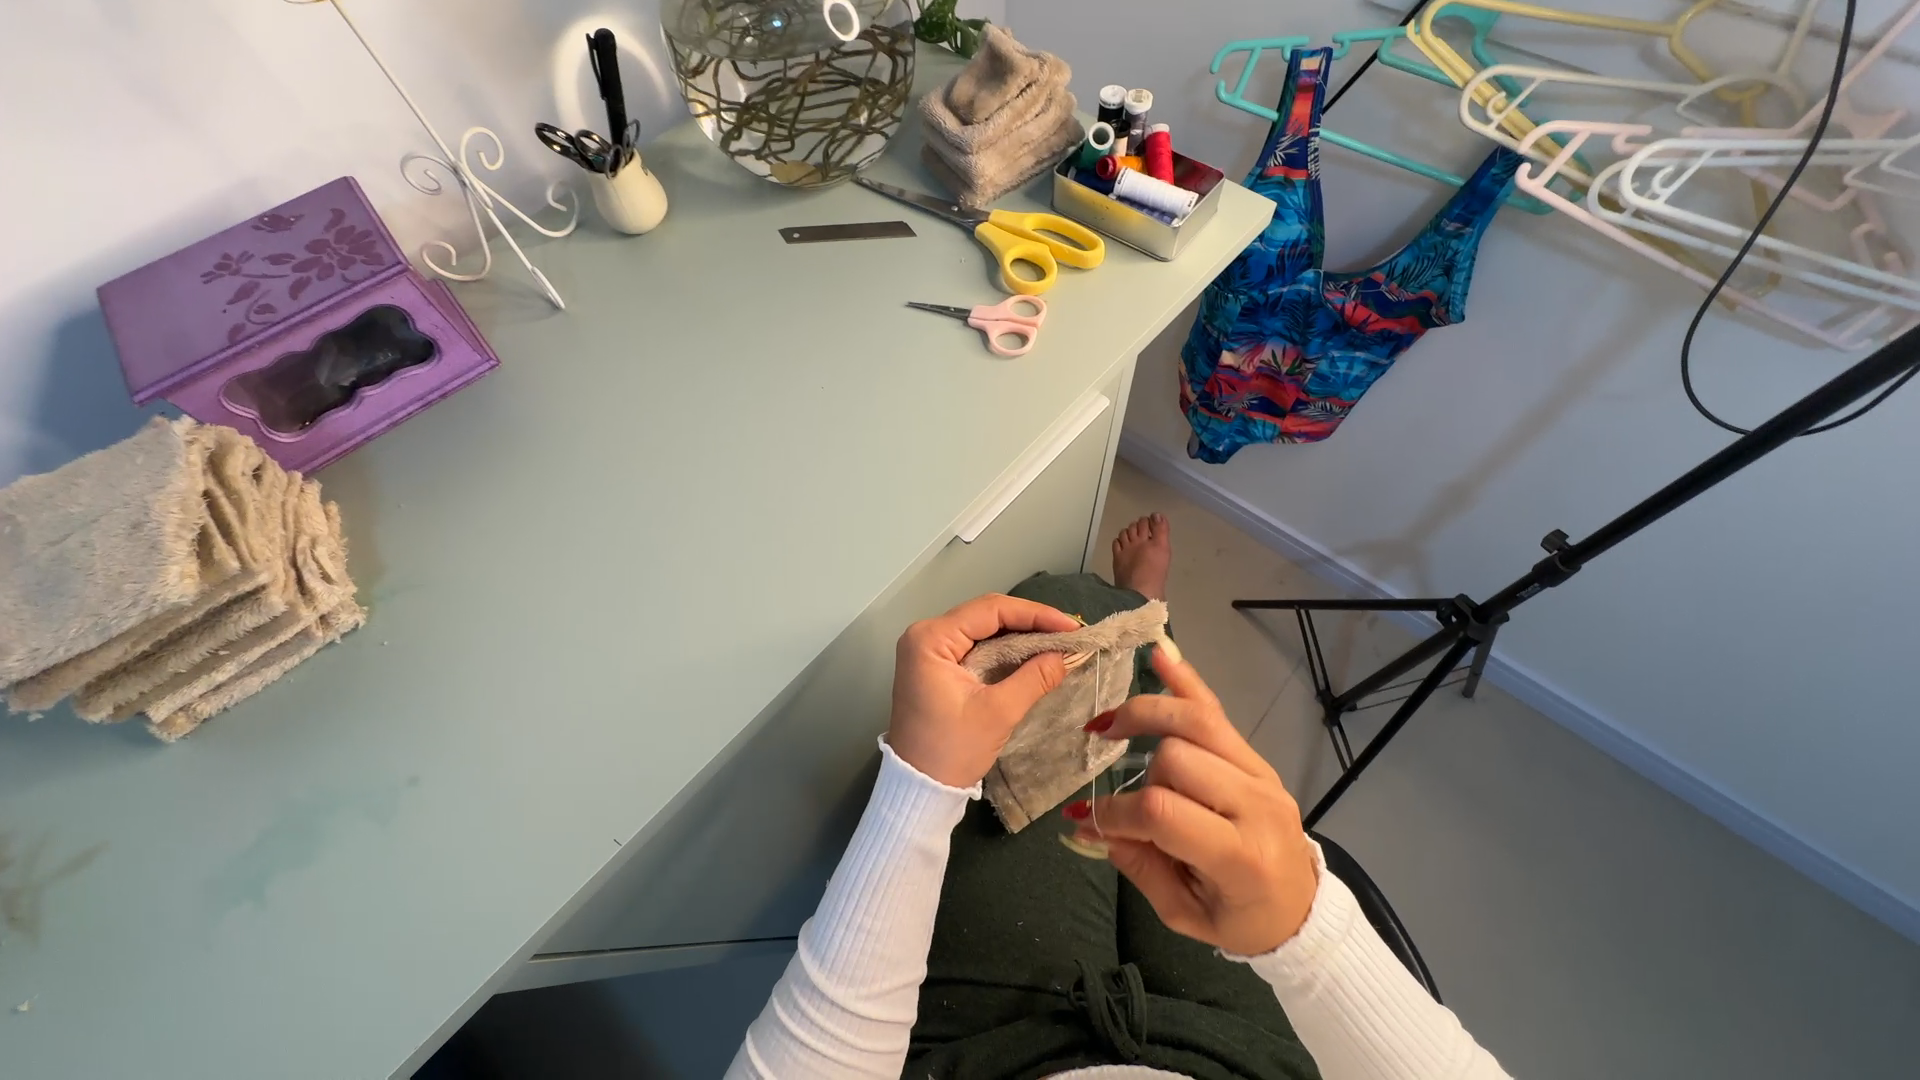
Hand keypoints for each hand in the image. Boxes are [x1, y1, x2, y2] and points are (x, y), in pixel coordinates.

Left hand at [887, 593, 1078, 788]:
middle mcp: (925, 634)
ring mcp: (928, 650)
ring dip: (1020, 635)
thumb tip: (1066, 655)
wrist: (918, 787)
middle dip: (1030, 622)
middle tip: (1069, 632)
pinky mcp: (936, 665)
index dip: (1035, 614)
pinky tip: (1032, 653)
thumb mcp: (998, 713)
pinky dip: (1004, 650)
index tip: (1071, 626)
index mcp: (931, 638)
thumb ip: (1034, 678)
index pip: (990, 610)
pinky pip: (976, 646)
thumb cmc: (952, 750)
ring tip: (1058, 640)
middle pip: (986, 615)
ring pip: (983, 630)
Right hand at [1070, 643, 1318, 955]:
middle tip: (1125, 791)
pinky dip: (1185, 681)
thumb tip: (1085, 823)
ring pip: (1195, 721)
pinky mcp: (1257, 758)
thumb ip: (1137, 863)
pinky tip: (1158, 655)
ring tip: (1112, 726)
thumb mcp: (1184, 912)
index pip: (1164, 811)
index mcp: (1240, 855)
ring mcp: (1260, 774)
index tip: (1088, 818)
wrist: (1302, 911)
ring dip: (1146, 717)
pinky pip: (1216, 711)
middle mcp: (1255, 805)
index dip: (1116, 811)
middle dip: (1139, 771)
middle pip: (1177, 757)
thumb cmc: (1241, 919)